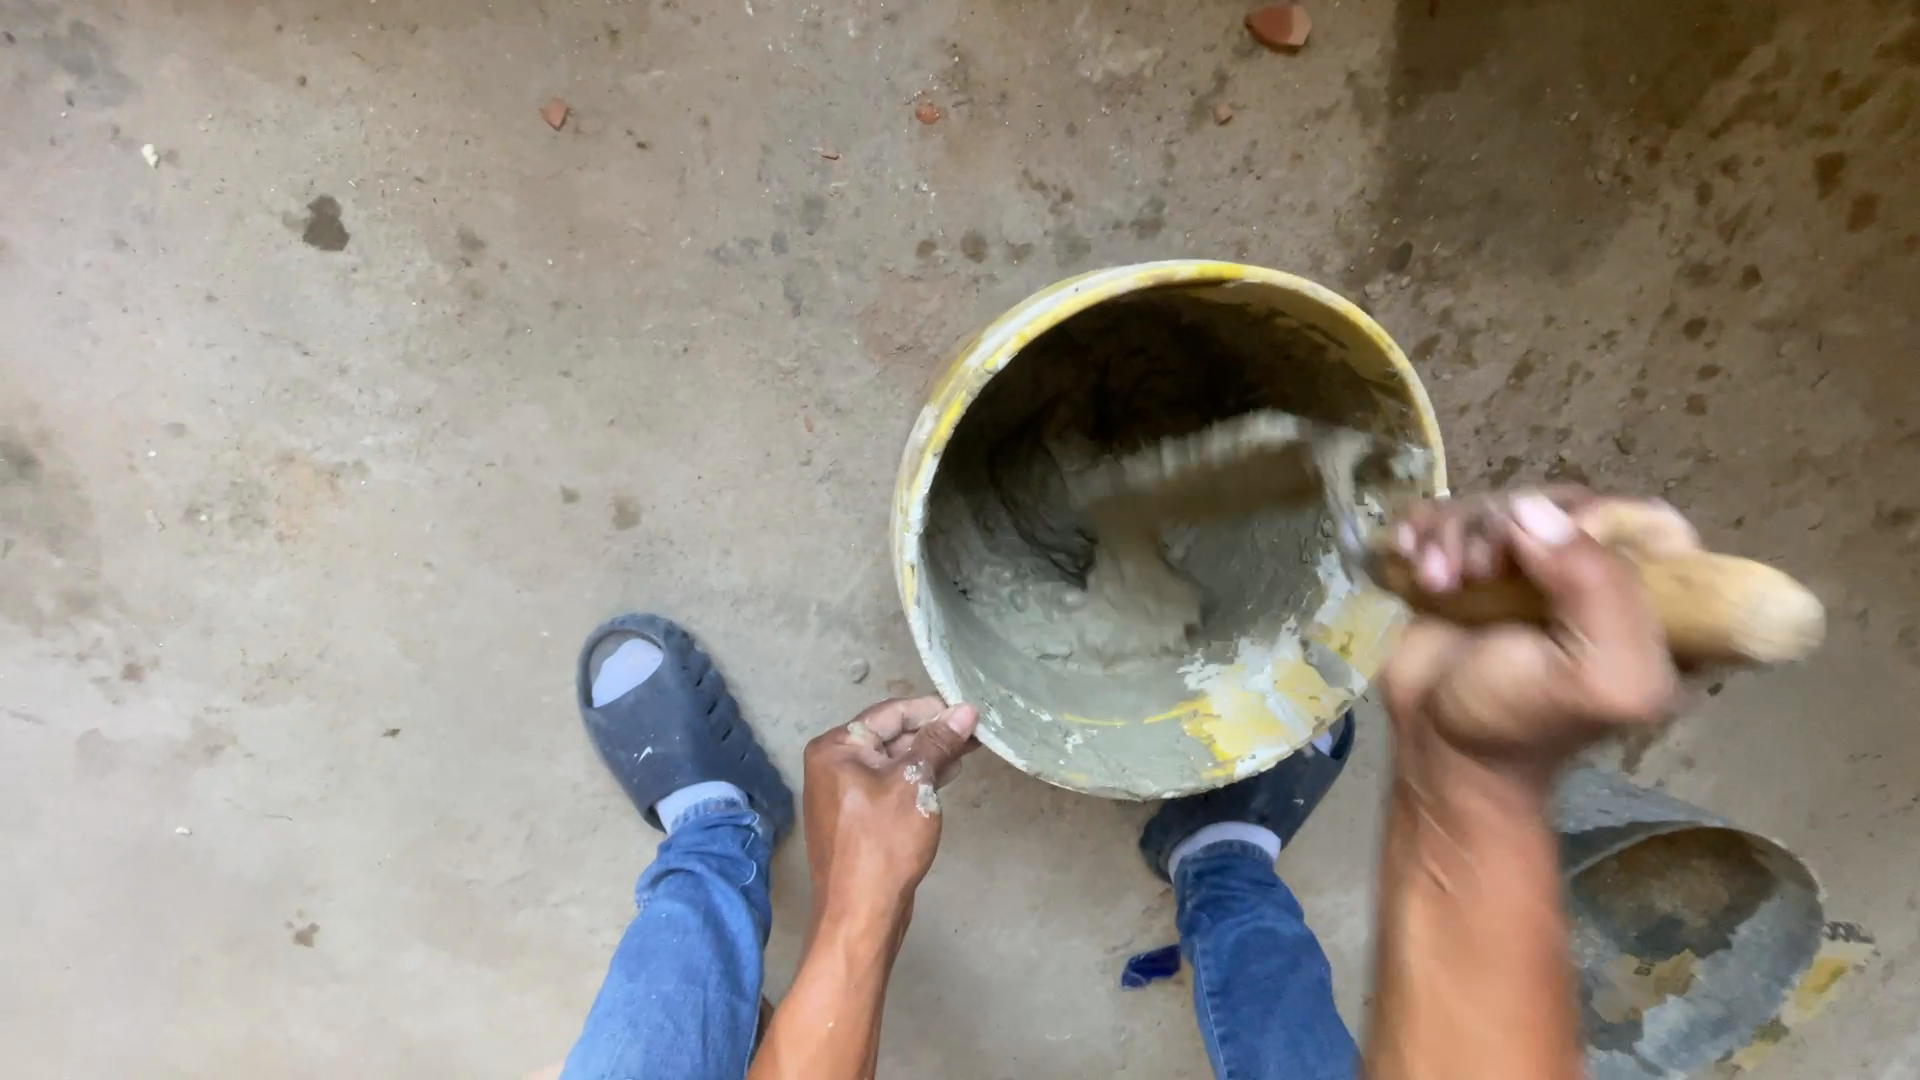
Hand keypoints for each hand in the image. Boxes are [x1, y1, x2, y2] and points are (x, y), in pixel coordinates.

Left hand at [801, 697, 978, 917]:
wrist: (861, 914)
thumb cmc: (884, 841)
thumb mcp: (916, 784)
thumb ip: (939, 743)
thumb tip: (965, 710)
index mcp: (837, 747)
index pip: (891, 713)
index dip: (932, 709)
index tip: (969, 708)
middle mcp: (835, 763)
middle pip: (892, 735)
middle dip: (934, 732)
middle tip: (976, 727)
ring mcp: (845, 791)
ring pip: (895, 760)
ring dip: (931, 753)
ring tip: (971, 746)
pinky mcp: (859, 814)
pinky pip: (893, 783)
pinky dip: (919, 776)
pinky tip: (949, 772)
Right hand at [1379, 490, 1689, 780]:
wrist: (1436, 745)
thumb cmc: (1521, 722)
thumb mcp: (1598, 677)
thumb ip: (1600, 591)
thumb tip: (1531, 511)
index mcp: (1649, 603)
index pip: (1647, 522)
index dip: (1594, 520)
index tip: (1543, 552)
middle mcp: (1585, 575)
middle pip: (1554, 504)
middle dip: (1503, 529)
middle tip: (1478, 574)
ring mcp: (1517, 567)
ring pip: (1489, 507)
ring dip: (1452, 537)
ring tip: (1436, 581)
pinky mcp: (1459, 565)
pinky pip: (1441, 517)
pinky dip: (1419, 531)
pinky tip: (1410, 561)